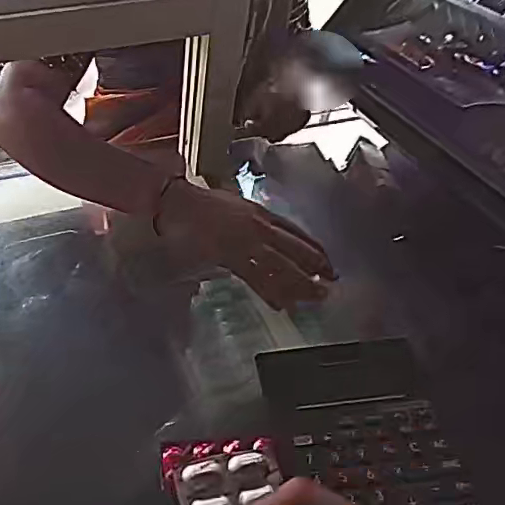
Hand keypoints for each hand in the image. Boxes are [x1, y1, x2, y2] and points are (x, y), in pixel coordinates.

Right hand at [154, 180, 334, 309]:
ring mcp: (246, 240)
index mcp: (259, 213)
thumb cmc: (197, 203)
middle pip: (295, 248)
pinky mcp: (230, 254)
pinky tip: (282, 303)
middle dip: (316, 267)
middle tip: (331, 282)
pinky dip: (271, 291)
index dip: (313, 247)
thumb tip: (259, 239)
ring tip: (316, 296)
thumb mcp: (231, 205)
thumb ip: (248, 222)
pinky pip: (257, 277)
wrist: (174, 201)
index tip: (326, 261)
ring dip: (301, 283)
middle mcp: (258, 225)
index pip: (295, 231)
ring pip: (282, 265)